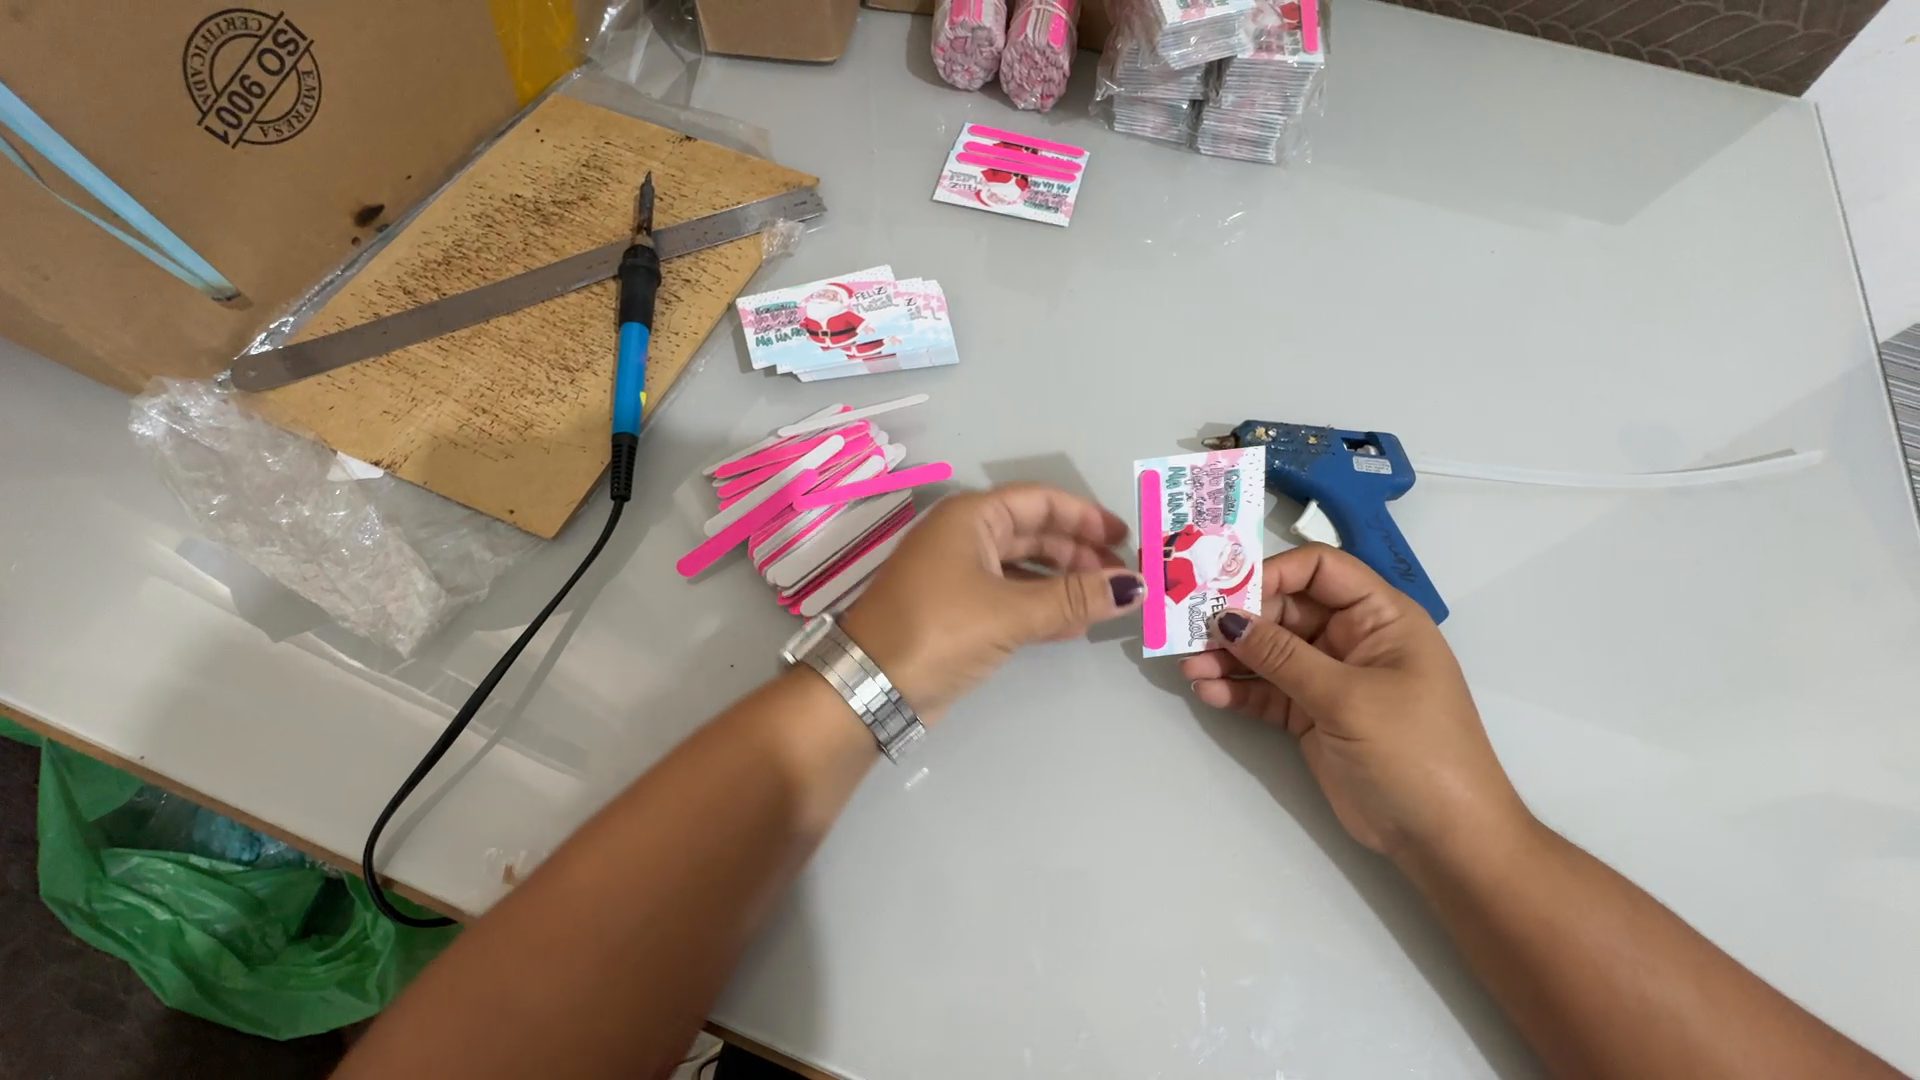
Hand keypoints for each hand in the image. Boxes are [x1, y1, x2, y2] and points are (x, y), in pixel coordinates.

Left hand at [841, 485, 1143, 721]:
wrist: (872, 687)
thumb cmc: (938, 630)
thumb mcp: (1010, 612)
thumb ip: (1074, 597)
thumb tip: (1135, 586)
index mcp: (971, 518)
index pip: (1040, 502)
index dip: (1085, 517)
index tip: (1124, 539)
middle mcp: (965, 538)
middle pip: (1035, 534)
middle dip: (1079, 554)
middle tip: (1122, 578)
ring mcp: (960, 576)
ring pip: (1025, 569)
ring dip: (1065, 584)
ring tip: (1107, 603)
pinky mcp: (960, 612)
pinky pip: (1012, 598)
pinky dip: (1044, 607)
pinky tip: (1075, 625)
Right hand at [1180, 545, 1530, 860]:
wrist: (1443, 839)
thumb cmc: (1415, 752)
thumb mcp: (1347, 698)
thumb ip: (1282, 656)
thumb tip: (1226, 619)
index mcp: (1379, 618)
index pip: (1320, 569)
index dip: (1273, 573)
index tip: (1227, 593)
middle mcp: (1350, 639)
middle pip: (1283, 610)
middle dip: (1238, 621)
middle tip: (1192, 632)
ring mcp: (1328, 678)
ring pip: (1266, 652)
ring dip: (1228, 657)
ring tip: (1191, 668)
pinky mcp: (1308, 714)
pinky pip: (1264, 690)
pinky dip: (1236, 689)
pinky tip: (1207, 692)